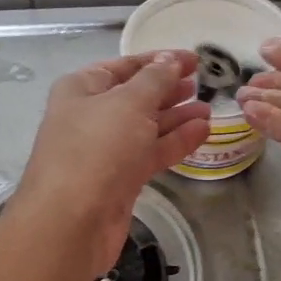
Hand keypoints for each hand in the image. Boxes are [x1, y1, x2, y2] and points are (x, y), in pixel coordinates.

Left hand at [13, 50, 212, 278]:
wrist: (72, 222)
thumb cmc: (96, 149)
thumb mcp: (129, 103)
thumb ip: (155, 79)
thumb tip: (170, 60)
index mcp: (82, 88)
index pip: (125, 66)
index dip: (160, 60)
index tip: (195, 59)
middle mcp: (91, 116)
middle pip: (136, 96)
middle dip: (168, 89)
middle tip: (202, 82)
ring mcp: (106, 150)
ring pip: (146, 127)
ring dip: (177, 117)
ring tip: (209, 108)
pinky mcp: (121, 179)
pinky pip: (152, 153)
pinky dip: (175, 142)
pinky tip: (202, 132)